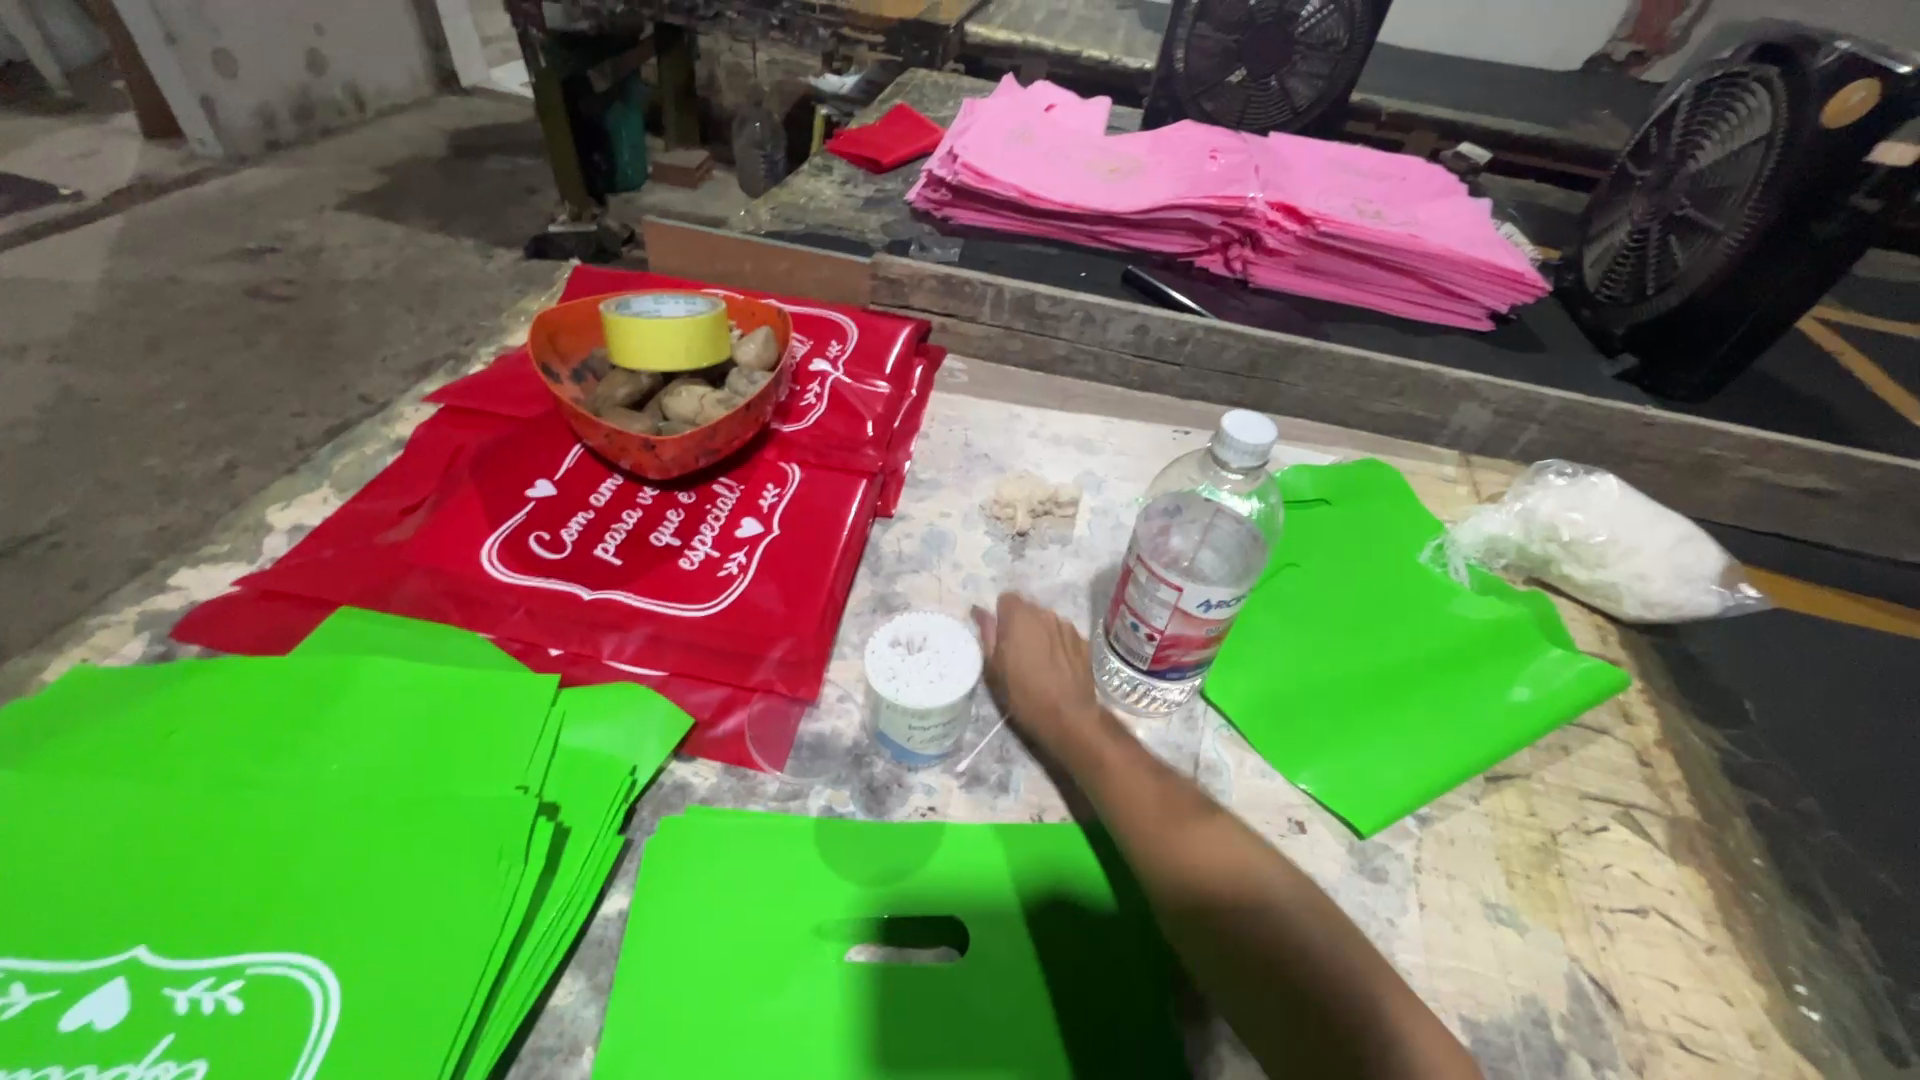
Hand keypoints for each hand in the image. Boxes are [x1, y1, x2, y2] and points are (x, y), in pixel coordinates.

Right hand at [972, 592, 1101, 752]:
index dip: (1001, 615)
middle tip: (1017, 651)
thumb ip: (987, 634)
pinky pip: (1064, 635)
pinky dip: (1059, 644)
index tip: (1001, 636)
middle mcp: (1046, 613)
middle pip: (1029, 609)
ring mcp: (1067, 626)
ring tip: (1039, 661)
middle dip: (1021, 623)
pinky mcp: (1084, 641)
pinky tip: (1057, 667)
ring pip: (1048, 621)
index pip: (1007, 598)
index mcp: (1019, 616)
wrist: (1067, 716)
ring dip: (1041, 633)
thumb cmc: (1022, 693)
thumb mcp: (993, 668)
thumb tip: (980, 612)